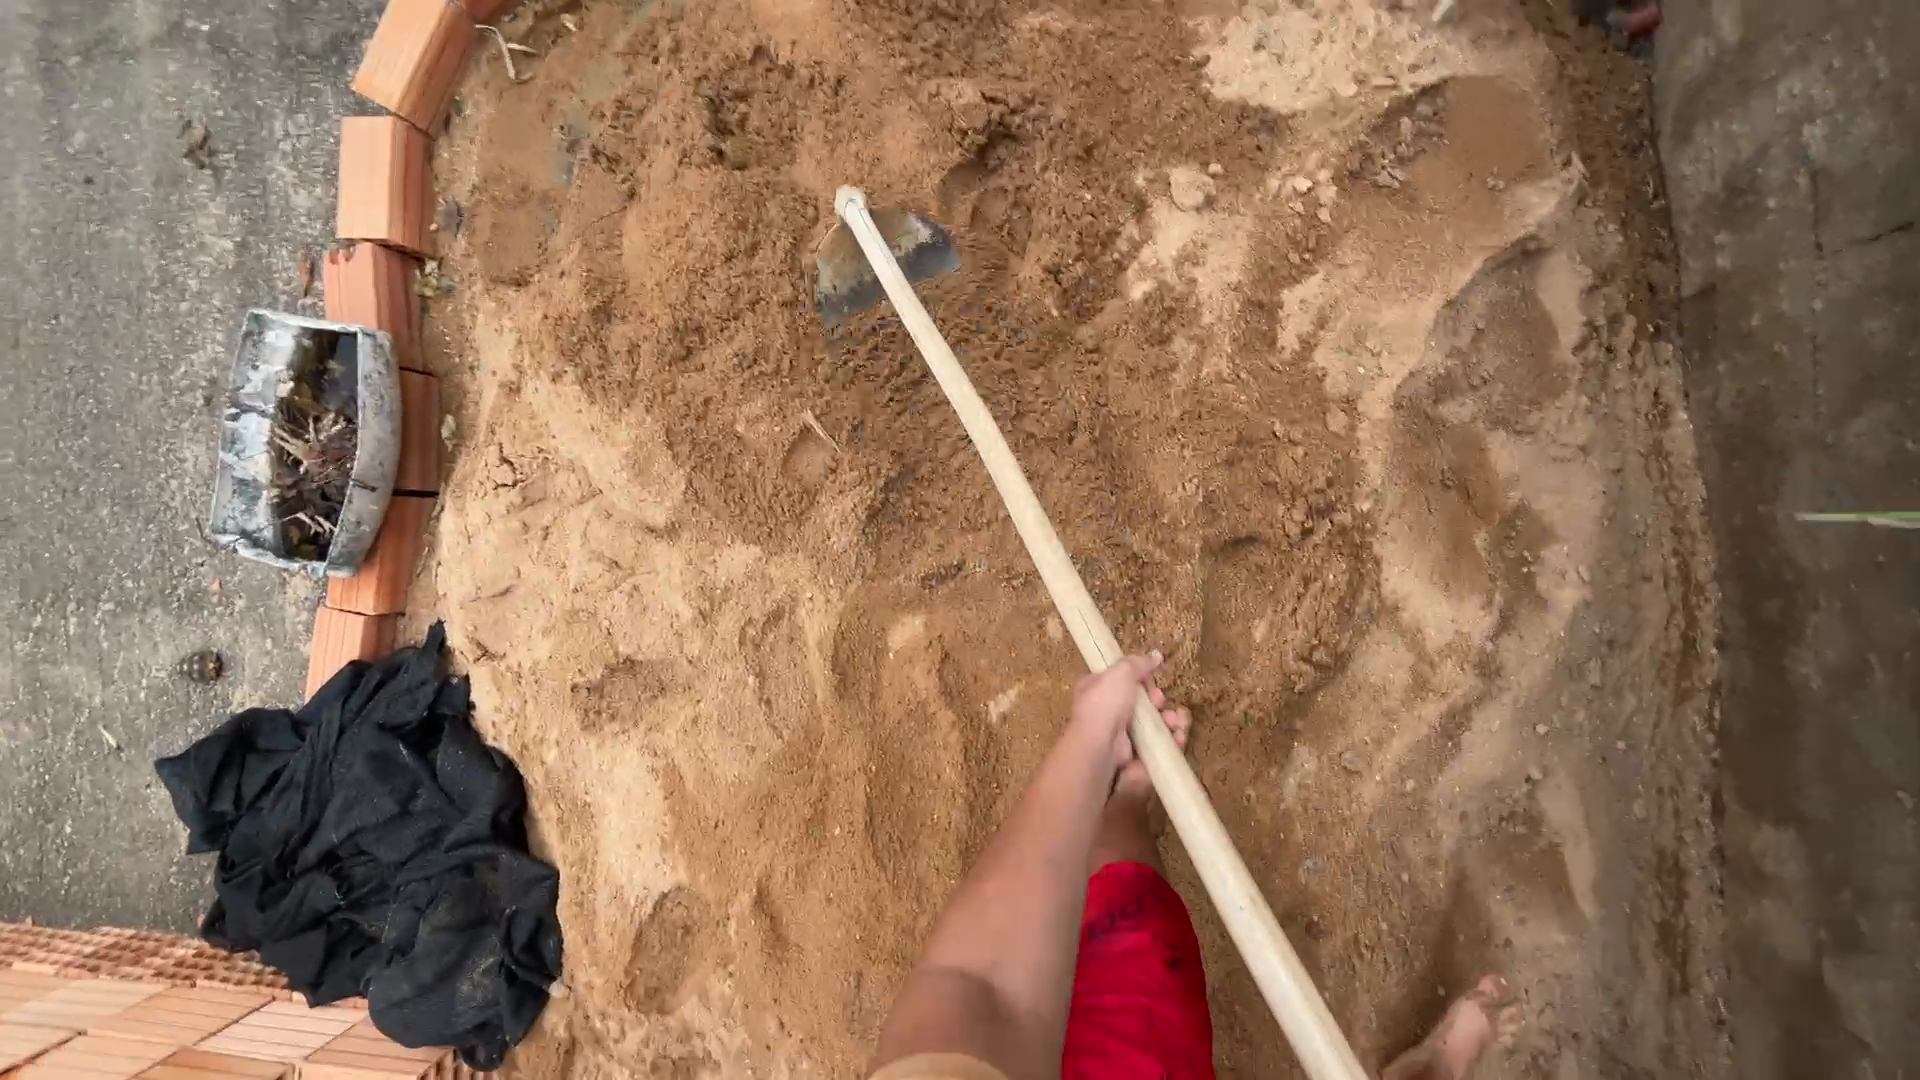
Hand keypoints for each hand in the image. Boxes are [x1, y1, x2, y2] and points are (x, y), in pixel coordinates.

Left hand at [1070, 652, 1190, 781]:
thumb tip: (1156, 655)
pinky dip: (1171, 740)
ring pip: (1153, 724)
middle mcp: (1106, 711)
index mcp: (1096, 689)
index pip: (1121, 680)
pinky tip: (1178, 737)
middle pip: (1141, 703)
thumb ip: (1138, 663)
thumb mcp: (1120, 672)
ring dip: (1169, 721)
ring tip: (1174, 722)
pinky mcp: (1135, 754)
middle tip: (1160, 701)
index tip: (1151, 679)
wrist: (1101, 746)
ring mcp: (1120, 735)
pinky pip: (1158, 744)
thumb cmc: (1106, 704)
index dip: (1139, 679)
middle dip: (1158, 701)